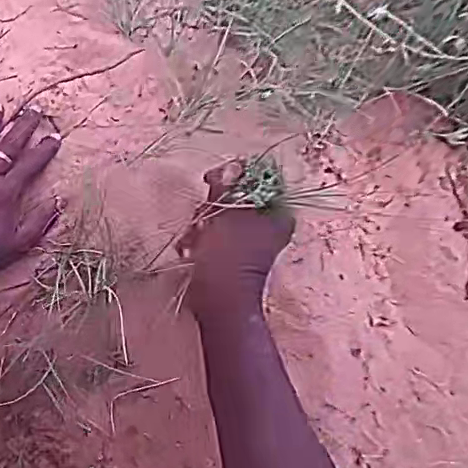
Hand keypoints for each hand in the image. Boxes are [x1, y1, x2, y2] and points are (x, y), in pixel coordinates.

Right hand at [181, 158, 294, 315]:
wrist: (218, 301)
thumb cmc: (227, 257)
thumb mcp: (227, 215)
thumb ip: (230, 188)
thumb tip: (231, 166)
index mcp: (276, 214)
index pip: (255, 182)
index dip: (231, 178)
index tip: (210, 181)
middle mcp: (267, 228)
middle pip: (234, 201)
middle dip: (210, 208)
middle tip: (200, 218)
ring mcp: (248, 245)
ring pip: (219, 220)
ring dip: (200, 226)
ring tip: (192, 240)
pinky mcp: (230, 258)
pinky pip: (213, 239)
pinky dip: (200, 241)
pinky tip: (190, 250)